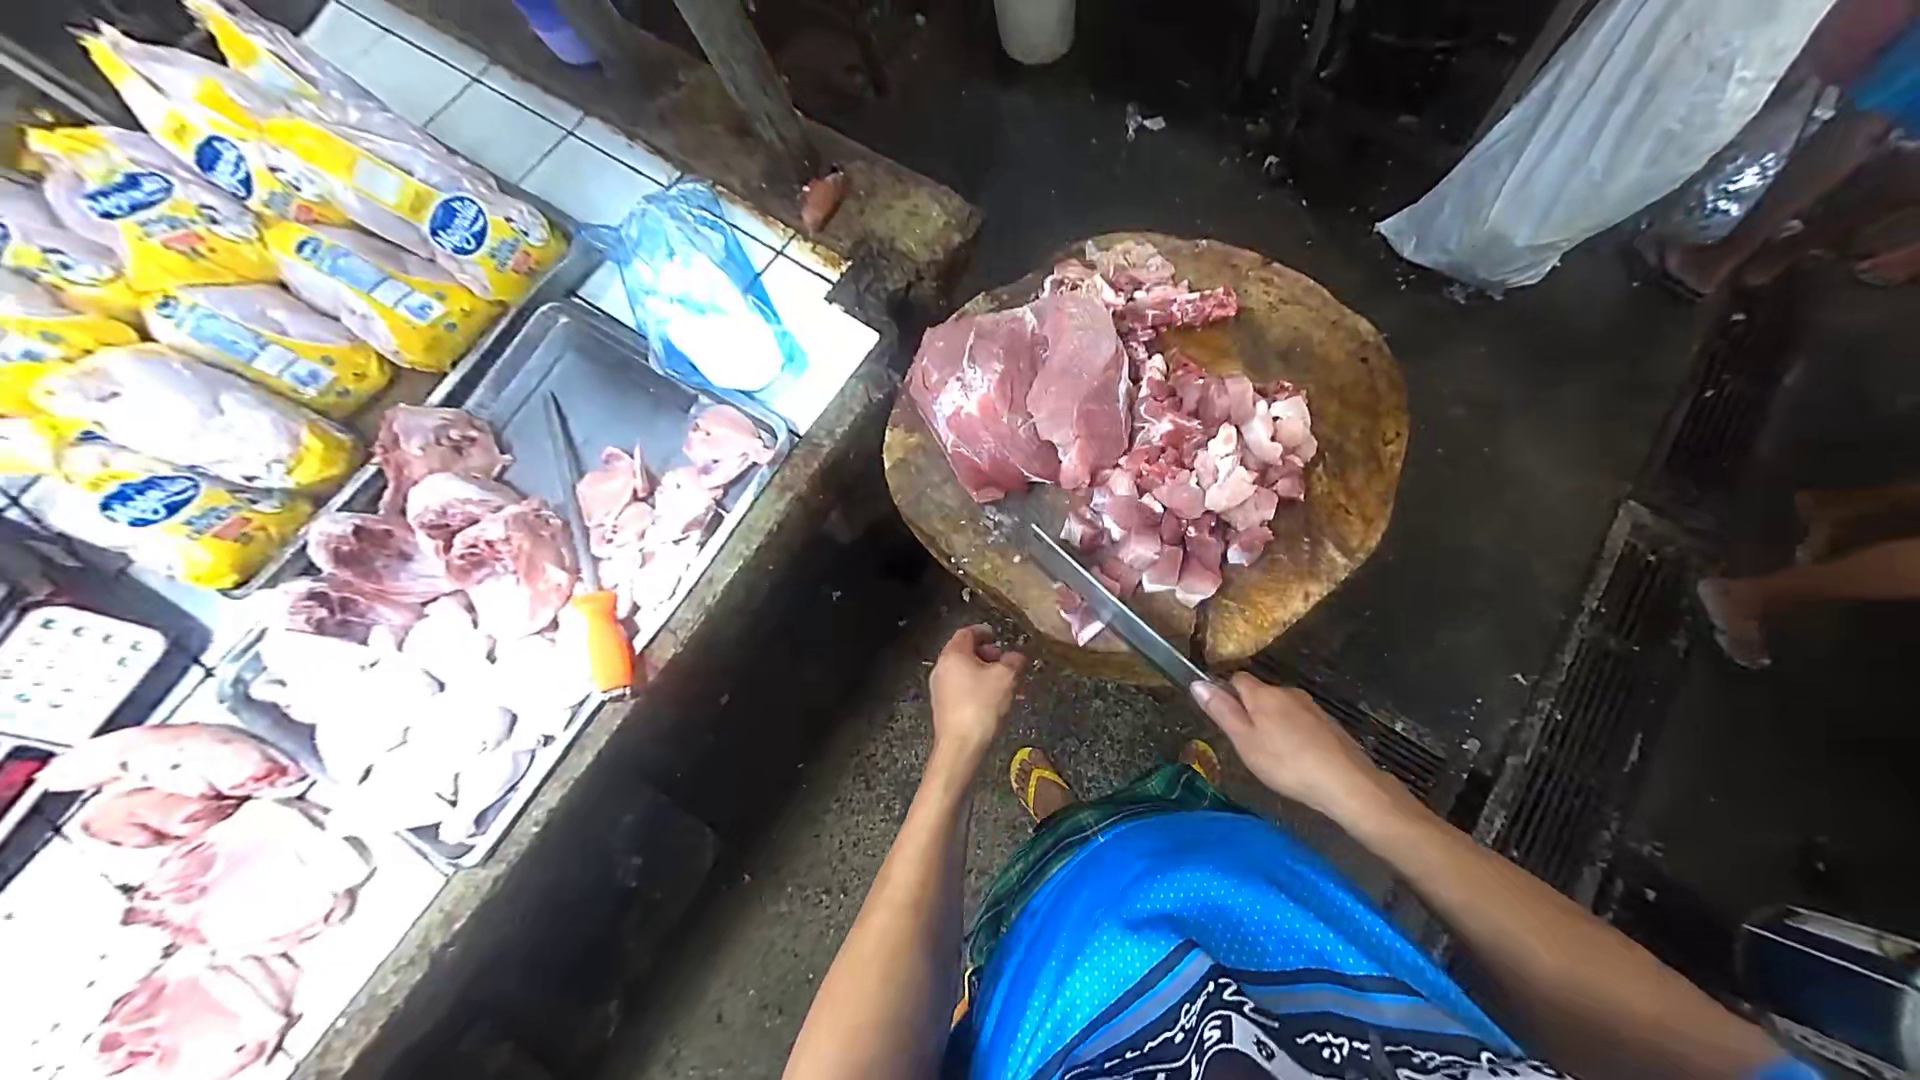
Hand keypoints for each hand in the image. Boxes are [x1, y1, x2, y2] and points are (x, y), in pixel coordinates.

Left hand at [929, 625, 1024, 761]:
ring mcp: (940, 688)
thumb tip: (1016, 656)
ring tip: (1004, 683)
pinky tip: (993, 699)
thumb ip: (1013, 661)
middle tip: (1004, 661)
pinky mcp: (943, 705)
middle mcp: (942, 668)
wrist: (960, 746)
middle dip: (987, 654)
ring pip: (964, 671)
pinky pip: (961, 687)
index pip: (966, 633)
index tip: (995, 635)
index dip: (983, 631)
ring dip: (984, 672)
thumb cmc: (980, 706)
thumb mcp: (1005, 678)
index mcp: (953, 655)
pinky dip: (977, 686)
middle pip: (964, 652)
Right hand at [1191, 674, 1401, 818]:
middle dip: (1251, 711)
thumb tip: (1197, 683)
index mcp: (1263, 694)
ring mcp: (1312, 707)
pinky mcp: (1329, 724)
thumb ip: (1221, 710)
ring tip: (1272, 755)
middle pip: (1260, 694)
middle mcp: (1288, 692)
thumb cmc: (1286, 764)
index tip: (1225, 719)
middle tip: (1247, 743)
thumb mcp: (1244, 741)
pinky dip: (1293, 734)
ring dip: (1273, 723)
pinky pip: (1301, 721)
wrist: (1348, 784)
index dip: (1227, 694)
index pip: (1237, 678)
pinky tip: (1296, 758)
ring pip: (1281, 708)